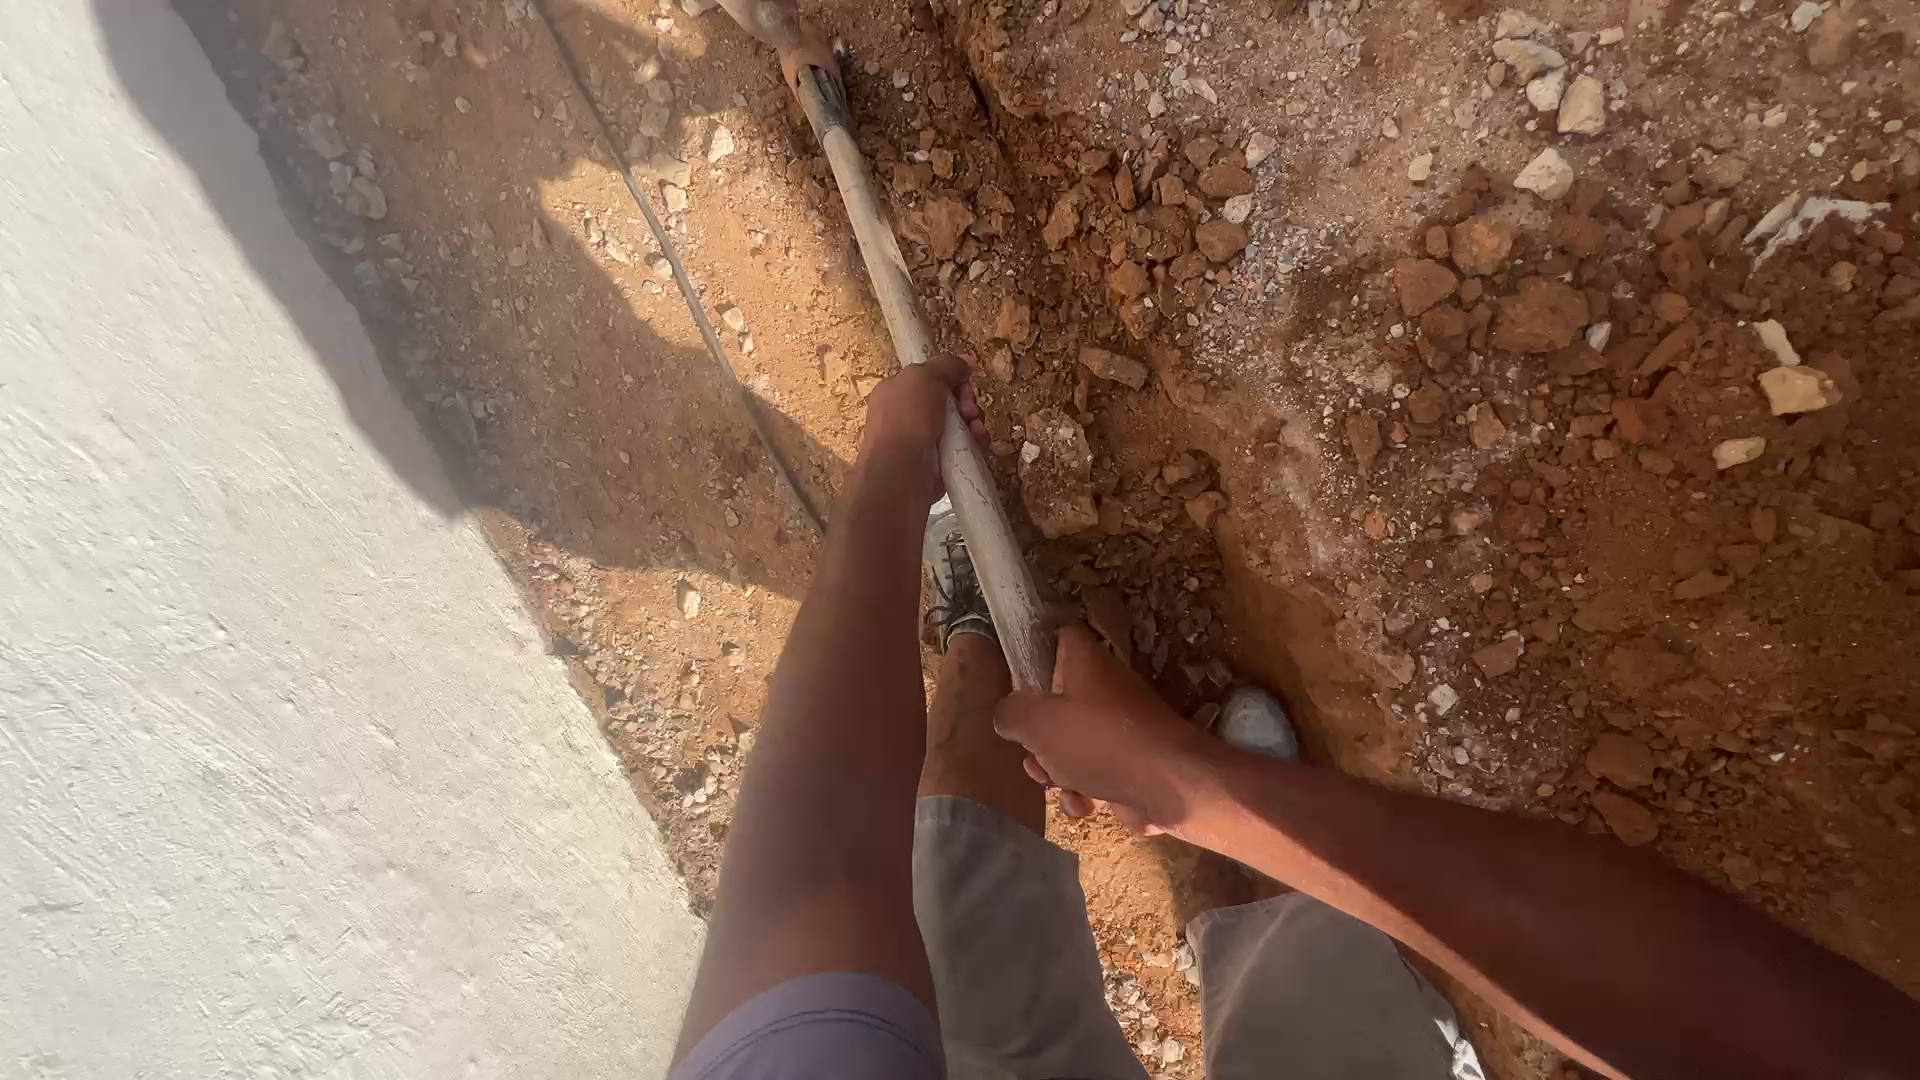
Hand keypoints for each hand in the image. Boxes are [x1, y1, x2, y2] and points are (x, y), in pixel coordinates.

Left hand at [856, 353, 986, 505]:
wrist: (901, 471)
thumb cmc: (907, 417)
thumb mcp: (925, 376)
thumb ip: (947, 365)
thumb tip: (967, 360)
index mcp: (896, 391)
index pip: (928, 378)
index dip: (950, 378)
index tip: (964, 380)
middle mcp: (906, 416)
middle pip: (947, 400)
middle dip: (965, 400)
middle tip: (968, 406)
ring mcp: (922, 441)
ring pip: (957, 424)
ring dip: (973, 420)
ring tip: (975, 426)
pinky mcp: (937, 463)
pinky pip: (962, 447)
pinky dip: (973, 442)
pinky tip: (978, 440)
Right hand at [994, 625, 1216, 835]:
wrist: (1175, 786)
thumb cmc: (1100, 742)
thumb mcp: (1037, 724)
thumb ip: (1011, 714)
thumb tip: (1008, 714)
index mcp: (1085, 661)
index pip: (1058, 637)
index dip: (1034, 655)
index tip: (1017, 686)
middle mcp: (1107, 685)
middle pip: (1060, 702)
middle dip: (1041, 738)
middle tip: (1034, 760)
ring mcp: (1125, 723)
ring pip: (1078, 742)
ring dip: (1062, 772)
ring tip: (1063, 792)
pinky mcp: (1139, 757)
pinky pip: (1103, 768)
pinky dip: (1092, 789)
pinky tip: (1089, 807)